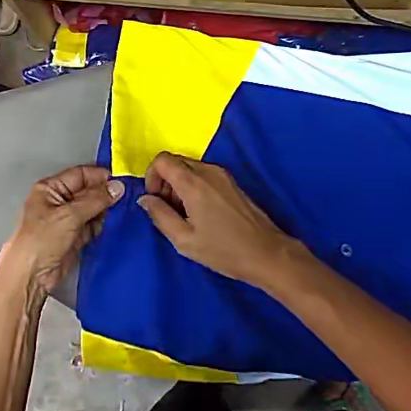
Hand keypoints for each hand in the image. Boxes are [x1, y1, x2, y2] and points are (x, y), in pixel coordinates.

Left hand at [1, 165, 122, 291]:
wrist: (30, 277)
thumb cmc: (39, 242)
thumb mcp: (69, 215)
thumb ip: (96, 199)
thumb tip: (118, 187)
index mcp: (50, 189)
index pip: (81, 174)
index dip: (100, 176)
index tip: (121, 181)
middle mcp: (59, 201)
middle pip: (89, 190)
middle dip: (106, 193)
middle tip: (127, 196)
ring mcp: (68, 219)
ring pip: (94, 207)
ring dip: (107, 209)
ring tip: (123, 210)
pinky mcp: (76, 235)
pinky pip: (95, 223)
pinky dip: (105, 223)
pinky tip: (116, 222)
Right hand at [137, 153, 310, 290]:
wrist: (265, 251)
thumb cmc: (223, 249)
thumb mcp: (183, 239)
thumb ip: (159, 215)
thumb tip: (145, 199)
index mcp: (195, 182)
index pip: (163, 159)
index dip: (151, 177)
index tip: (155, 200)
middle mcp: (210, 171)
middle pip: (176, 162)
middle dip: (165, 182)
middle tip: (169, 211)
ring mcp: (224, 175)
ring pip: (190, 168)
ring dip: (179, 185)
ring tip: (185, 216)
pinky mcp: (232, 182)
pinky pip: (204, 175)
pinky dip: (195, 187)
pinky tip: (201, 213)